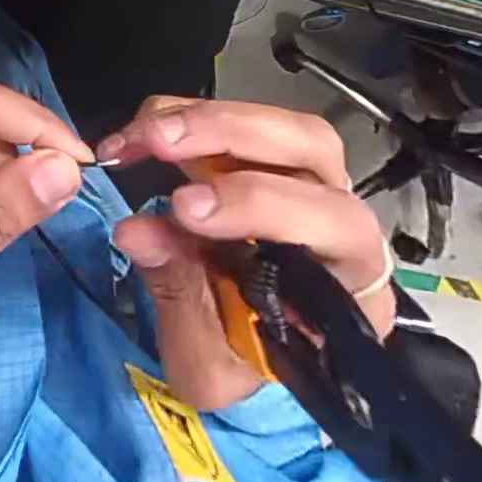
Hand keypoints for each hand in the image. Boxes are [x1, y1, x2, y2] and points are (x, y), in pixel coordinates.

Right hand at [102, 97, 394, 410]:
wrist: (235, 355)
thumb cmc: (238, 365)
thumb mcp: (206, 359)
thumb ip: (176, 295)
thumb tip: (134, 230)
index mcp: (347, 281)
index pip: (337, 223)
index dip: (261, 203)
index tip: (183, 209)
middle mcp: (331, 217)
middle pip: (310, 147)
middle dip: (229, 134)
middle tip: (157, 142)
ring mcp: (293, 181)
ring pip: (273, 124)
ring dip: (200, 119)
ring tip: (140, 137)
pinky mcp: (250, 160)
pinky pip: (224, 117)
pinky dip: (177, 116)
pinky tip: (139, 137)